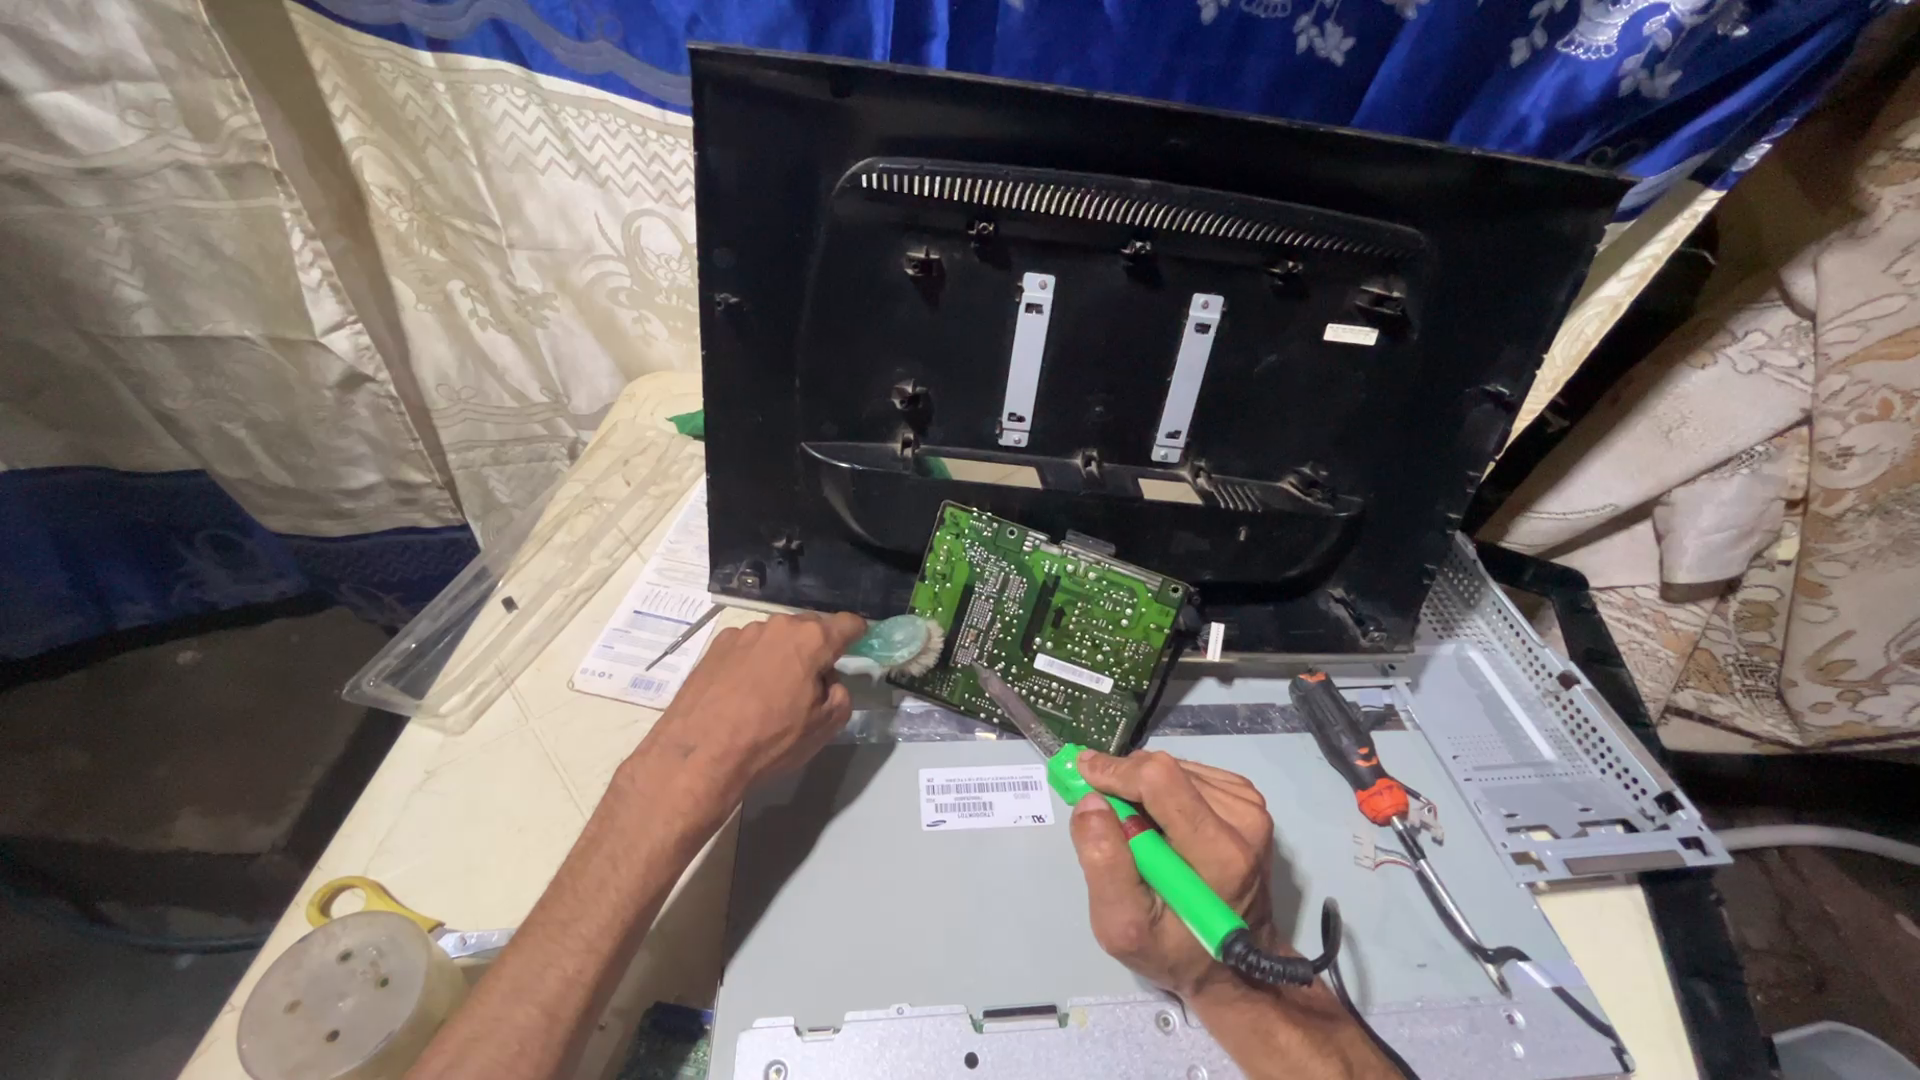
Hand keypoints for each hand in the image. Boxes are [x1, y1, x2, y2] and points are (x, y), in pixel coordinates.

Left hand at [633, 612, 866, 805]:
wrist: (699, 755)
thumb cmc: (770, 740)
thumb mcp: (824, 727)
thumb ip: (840, 696)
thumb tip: (829, 684)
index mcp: (811, 640)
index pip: (848, 623)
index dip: (858, 634)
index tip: (859, 645)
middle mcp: (777, 626)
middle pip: (809, 629)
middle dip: (817, 648)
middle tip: (814, 681)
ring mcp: (742, 633)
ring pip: (776, 638)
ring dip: (783, 656)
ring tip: (773, 692)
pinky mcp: (715, 647)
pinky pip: (748, 648)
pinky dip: (754, 662)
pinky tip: (743, 693)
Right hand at [1068, 750, 1280, 998]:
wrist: (1232, 966)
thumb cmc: (1175, 950)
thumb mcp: (1123, 927)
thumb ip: (1103, 864)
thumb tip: (1090, 801)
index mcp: (1219, 852)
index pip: (1161, 779)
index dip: (1115, 771)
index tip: (1081, 774)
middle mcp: (1243, 819)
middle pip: (1165, 769)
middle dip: (1124, 782)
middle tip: (1104, 814)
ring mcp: (1250, 807)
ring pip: (1174, 767)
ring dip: (1142, 788)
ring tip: (1136, 829)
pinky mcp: (1247, 801)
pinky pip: (1188, 773)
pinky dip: (1163, 790)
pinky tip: (1161, 823)